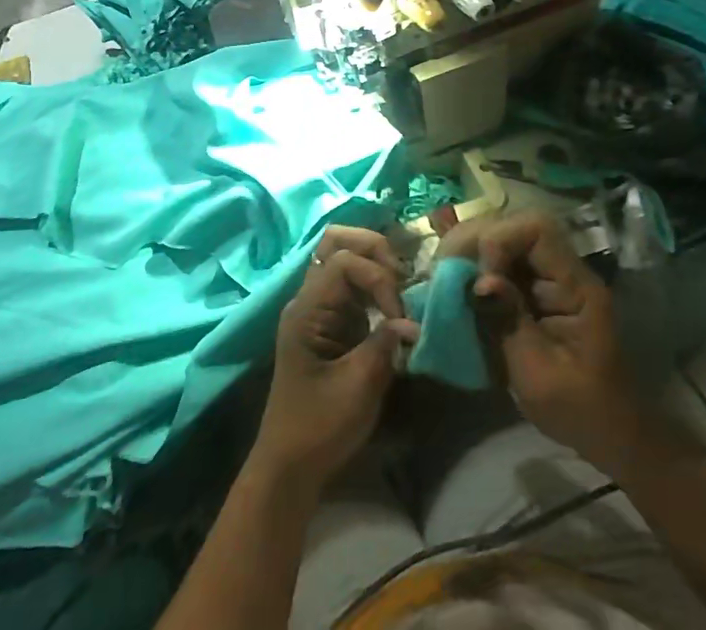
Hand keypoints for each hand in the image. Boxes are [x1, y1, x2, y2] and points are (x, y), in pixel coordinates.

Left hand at [252, 226, 419, 488]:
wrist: (291, 462)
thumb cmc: (318, 426)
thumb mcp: (358, 387)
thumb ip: (385, 345)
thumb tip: (413, 322)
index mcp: (306, 310)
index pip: (343, 260)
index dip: (378, 277)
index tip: (398, 316)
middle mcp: (310, 300)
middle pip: (336, 242)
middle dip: (374, 251)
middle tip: (400, 282)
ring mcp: (321, 310)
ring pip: (346, 259)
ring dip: (378, 266)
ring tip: (403, 292)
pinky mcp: (335, 324)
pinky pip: (355, 287)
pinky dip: (378, 287)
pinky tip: (398, 306)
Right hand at [470, 213, 641, 465]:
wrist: (610, 434)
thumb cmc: (579, 409)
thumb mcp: (538, 373)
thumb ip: (508, 321)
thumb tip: (478, 281)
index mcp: (576, 287)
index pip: (537, 230)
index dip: (498, 241)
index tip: (476, 278)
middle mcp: (563, 273)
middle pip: (516, 227)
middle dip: (475, 242)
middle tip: (445, 272)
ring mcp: (549, 281)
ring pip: (504, 242)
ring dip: (471, 255)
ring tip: (445, 280)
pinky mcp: (536, 294)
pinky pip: (502, 266)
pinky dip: (475, 272)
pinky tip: (455, 289)